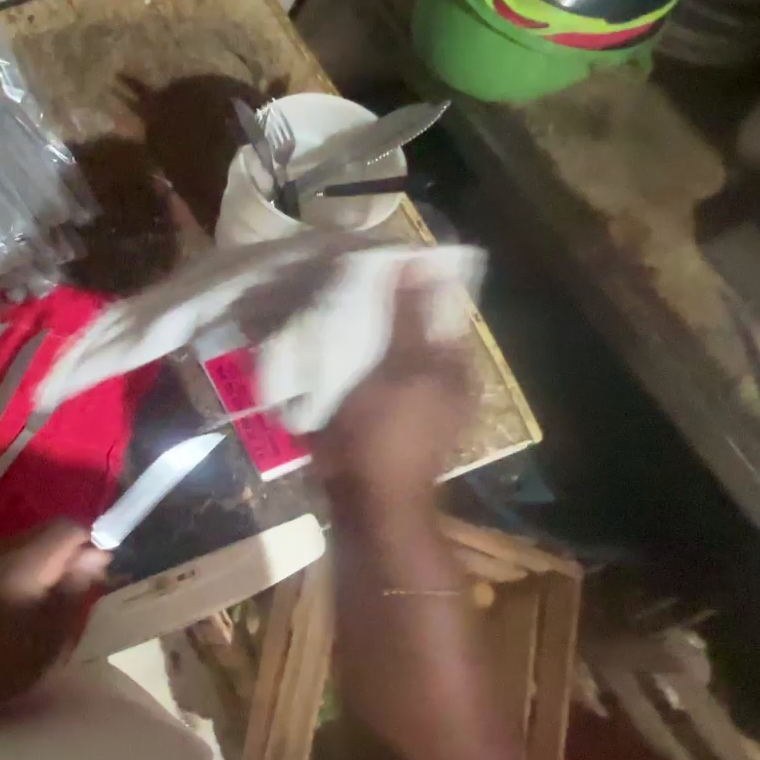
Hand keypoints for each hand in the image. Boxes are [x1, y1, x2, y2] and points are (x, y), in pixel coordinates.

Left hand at [0, 521, 109, 715]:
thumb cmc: (1, 664)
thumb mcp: (50, 636)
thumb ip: (74, 590)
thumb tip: (96, 555)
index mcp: (23, 561)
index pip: (66, 528)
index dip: (90, 541)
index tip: (101, 569)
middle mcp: (0, 549)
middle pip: (46, 531)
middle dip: (71, 550)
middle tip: (84, 585)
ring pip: (28, 542)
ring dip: (50, 559)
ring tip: (60, 596)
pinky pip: (12, 555)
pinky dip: (30, 567)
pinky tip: (32, 600)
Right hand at [311, 267, 472, 513]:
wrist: (361, 497)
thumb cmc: (388, 433)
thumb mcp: (401, 369)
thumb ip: (408, 317)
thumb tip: (421, 261)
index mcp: (452, 367)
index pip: (437, 309)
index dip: (409, 283)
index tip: (370, 262)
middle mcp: (431, 380)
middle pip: (402, 329)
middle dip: (370, 308)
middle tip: (333, 283)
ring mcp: (396, 400)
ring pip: (372, 351)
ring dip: (347, 332)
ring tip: (315, 308)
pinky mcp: (364, 414)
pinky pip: (350, 375)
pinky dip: (332, 360)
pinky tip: (307, 346)